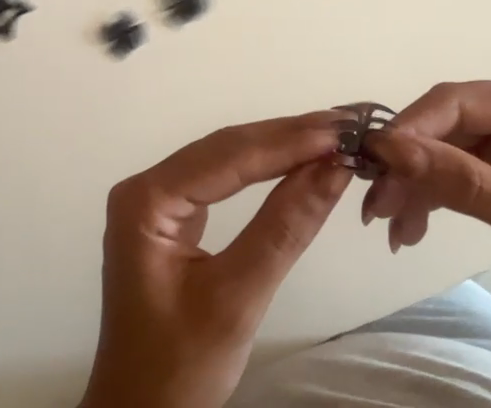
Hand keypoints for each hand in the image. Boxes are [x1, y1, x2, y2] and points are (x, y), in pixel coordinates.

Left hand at [80, 112, 350, 407]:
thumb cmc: (179, 365)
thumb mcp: (236, 299)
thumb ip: (283, 229)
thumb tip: (333, 170)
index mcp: (144, 200)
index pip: (225, 155)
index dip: (287, 140)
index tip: (342, 130)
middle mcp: (144, 188)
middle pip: (223, 150)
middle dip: (285, 137)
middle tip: (347, 126)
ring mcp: (154, 202)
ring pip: (223, 161)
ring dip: (277, 150)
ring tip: (333, 137)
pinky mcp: (169, 220)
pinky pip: (219, 183)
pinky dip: (261, 174)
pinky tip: (296, 166)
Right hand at [359, 82, 490, 407]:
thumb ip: (468, 182)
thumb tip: (390, 146)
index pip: (459, 101)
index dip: (410, 127)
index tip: (370, 163)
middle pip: (449, 128)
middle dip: (408, 165)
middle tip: (373, 207)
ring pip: (450, 155)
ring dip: (416, 187)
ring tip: (389, 227)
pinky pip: (466, 181)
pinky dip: (436, 202)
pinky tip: (413, 230)